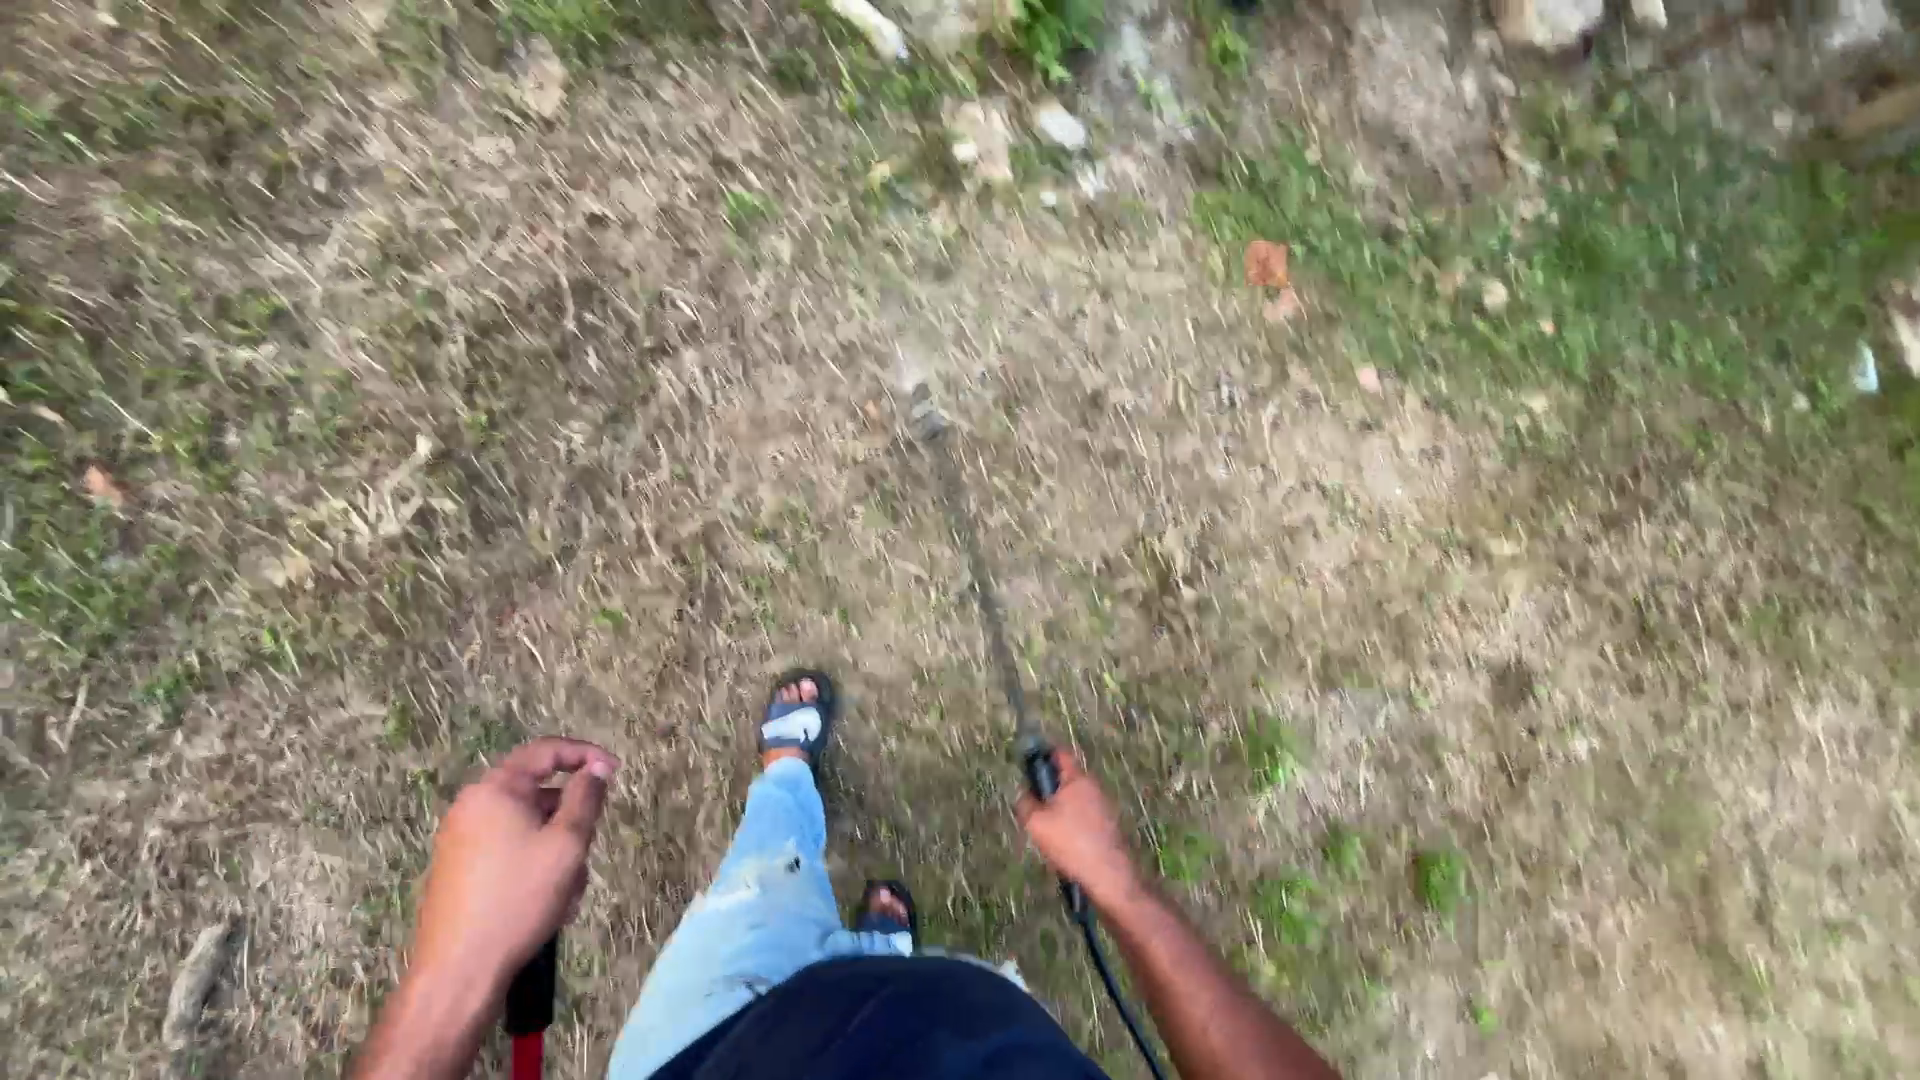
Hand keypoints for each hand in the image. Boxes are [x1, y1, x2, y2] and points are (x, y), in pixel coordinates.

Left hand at [409, 737, 618, 993]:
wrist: (458, 973)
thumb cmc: (518, 898)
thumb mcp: (567, 843)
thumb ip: (586, 797)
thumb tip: (595, 767)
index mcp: (494, 790)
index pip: (546, 750)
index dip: (586, 755)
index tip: (616, 772)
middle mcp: (471, 807)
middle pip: (539, 792)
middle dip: (570, 819)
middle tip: (586, 849)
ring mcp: (461, 840)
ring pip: (529, 826)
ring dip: (557, 848)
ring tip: (567, 889)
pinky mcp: (459, 870)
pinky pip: (511, 850)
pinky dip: (536, 864)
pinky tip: (546, 902)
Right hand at [1015, 751, 1140, 903]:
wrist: (1108, 875)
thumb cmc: (1070, 842)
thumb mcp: (1035, 822)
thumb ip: (1025, 803)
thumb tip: (1025, 795)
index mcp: (1077, 779)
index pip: (1060, 754)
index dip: (1043, 755)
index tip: (1029, 766)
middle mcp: (1094, 787)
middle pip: (1067, 778)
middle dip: (1049, 789)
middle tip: (1035, 807)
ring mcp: (1104, 807)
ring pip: (1075, 799)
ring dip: (1061, 809)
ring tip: (1049, 832)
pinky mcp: (1109, 826)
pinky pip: (1085, 816)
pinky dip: (1073, 824)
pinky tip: (1066, 845)